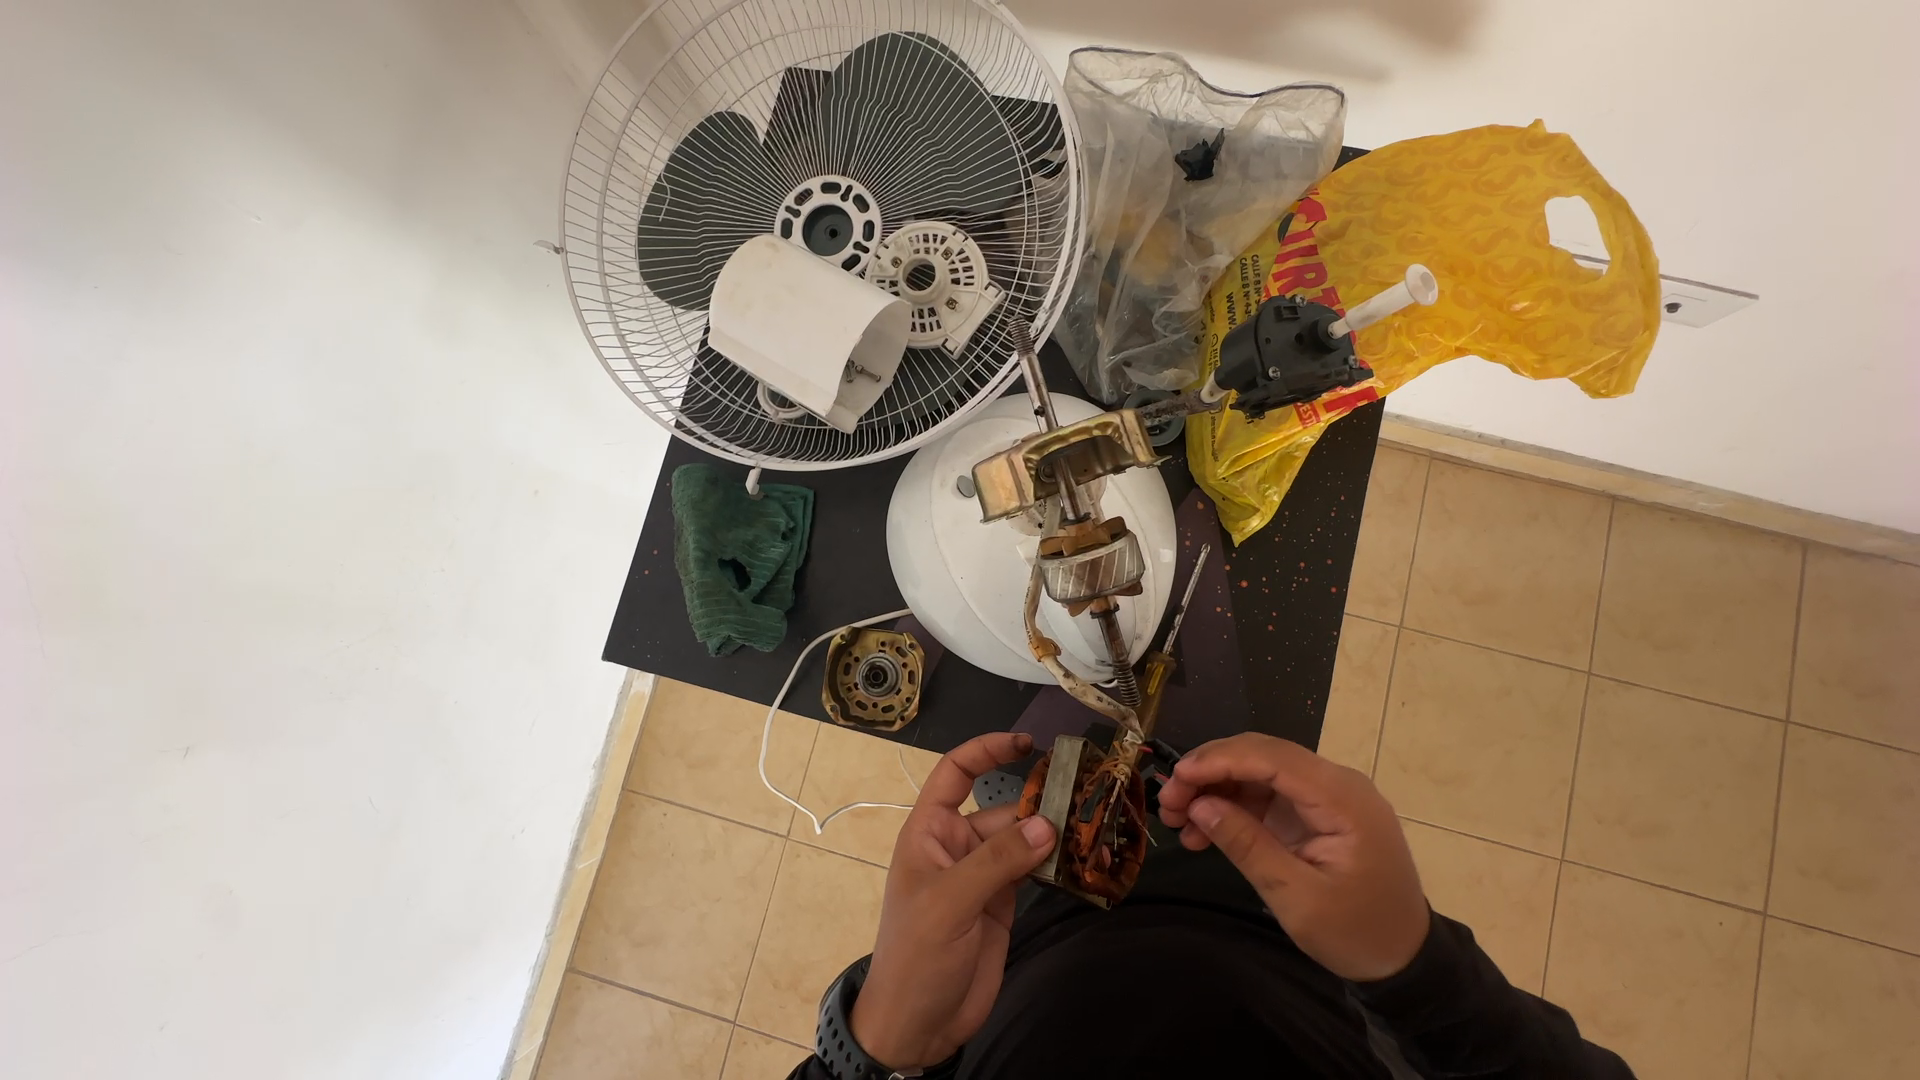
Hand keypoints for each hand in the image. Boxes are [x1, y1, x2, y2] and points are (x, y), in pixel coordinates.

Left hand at [850, 732, 1056, 1069]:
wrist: (918, 1026)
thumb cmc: (916, 955)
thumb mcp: (949, 903)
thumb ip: (997, 861)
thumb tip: (1046, 823)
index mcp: (931, 831)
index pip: (956, 773)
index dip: (987, 750)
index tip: (1026, 742)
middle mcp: (958, 844)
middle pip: (1003, 807)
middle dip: (1040, 800)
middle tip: (1087, 798)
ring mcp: (983, 873)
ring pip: (1023, 838)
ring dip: (1055, 833)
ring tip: (1095, 826)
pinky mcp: (1004, 901)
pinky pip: (1033, 869)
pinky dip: (1057, 862)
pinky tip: (1084, 858)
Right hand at [1157, 733, 1428, 980]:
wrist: (1406, 961)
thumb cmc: (1357, 933)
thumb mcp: (1297, 898)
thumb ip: (1248, 845)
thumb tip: (1199, 806)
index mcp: (1342, 798)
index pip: (1271, 757)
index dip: (1219, 760)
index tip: (1177, 778)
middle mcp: (1335, 783)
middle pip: (1260, 756)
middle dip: (1209, 773)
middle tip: (1168, 803)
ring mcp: (1325, 795)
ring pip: (1256, 771)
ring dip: (1214, 789)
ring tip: (1176, 819)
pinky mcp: (1314, 811)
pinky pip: (1265, 794)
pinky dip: (1231, 807)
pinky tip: (1201, 832)